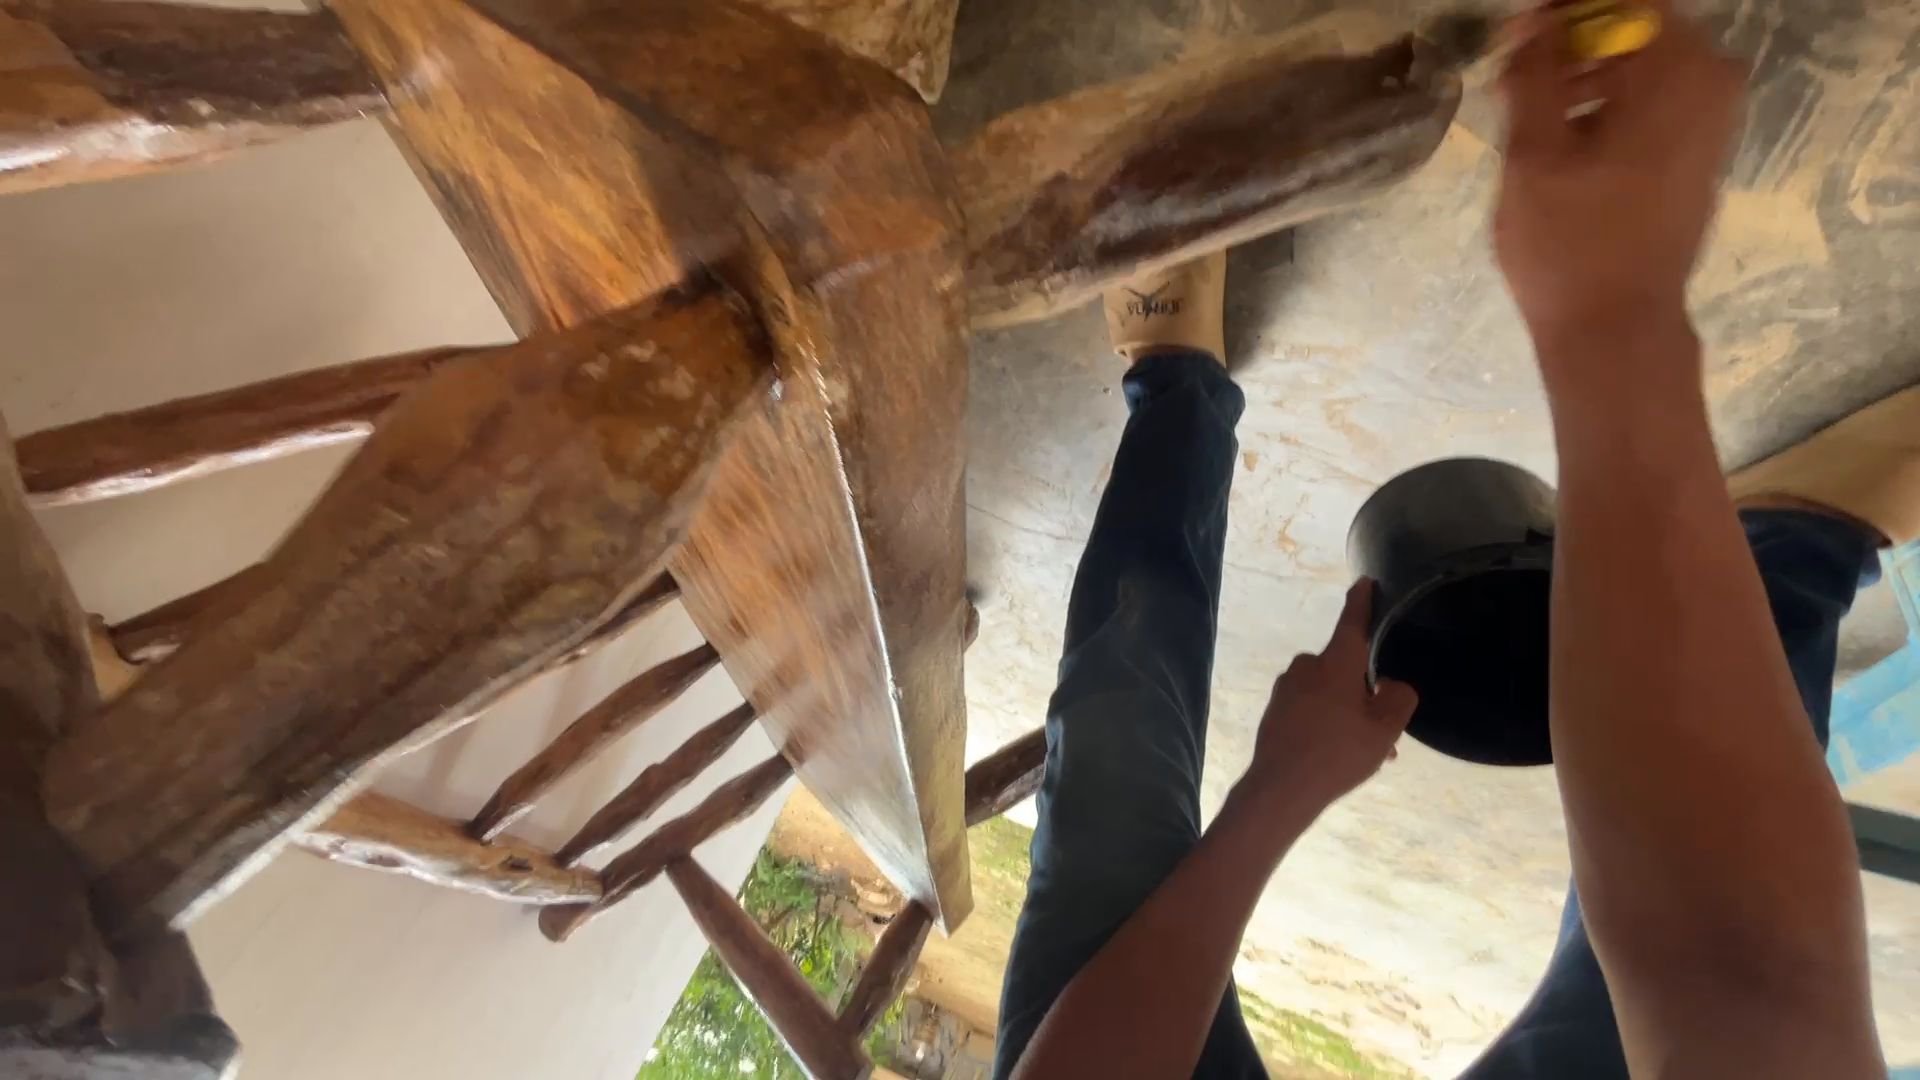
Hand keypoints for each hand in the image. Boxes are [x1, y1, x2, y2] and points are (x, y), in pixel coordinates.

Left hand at [1246, 581, 1416, 806]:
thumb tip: (1388, 685)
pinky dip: (1328, 722)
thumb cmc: (1338, 752)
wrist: (1282, 785)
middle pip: (1345, 669)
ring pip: (1330, 692)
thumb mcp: (1385, 728)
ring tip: (1367, 752)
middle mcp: (1305, 668)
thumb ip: (1397, 697)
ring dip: (1349, 713)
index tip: (1364, 582)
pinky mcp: (1275, 707)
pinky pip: (1311, 706)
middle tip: (1383, 730)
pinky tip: (1339, 754)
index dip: (1361, 602)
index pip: (1351, 624)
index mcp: (1333, 664)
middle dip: (1365, 693)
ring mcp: (1286, 687)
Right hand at [1493, 2, 1744, 357]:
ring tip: (1525, 130)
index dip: (1562, 14)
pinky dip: (1601, 114)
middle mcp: (1710, 80)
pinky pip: (1647, 107)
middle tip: (1508, 90)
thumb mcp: (1533, 160)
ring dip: (1579, 86)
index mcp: (1677, 70)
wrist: (1613, 324)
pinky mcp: (1695, 152)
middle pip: (1632, 33)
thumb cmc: (1566, 245)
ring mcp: (1710, 118)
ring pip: (1637, 72)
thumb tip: (1531, 22)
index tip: (1512, 39)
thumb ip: (1534, 80)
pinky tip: (1560, 156)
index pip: (1623, 1)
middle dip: (1567, 52)